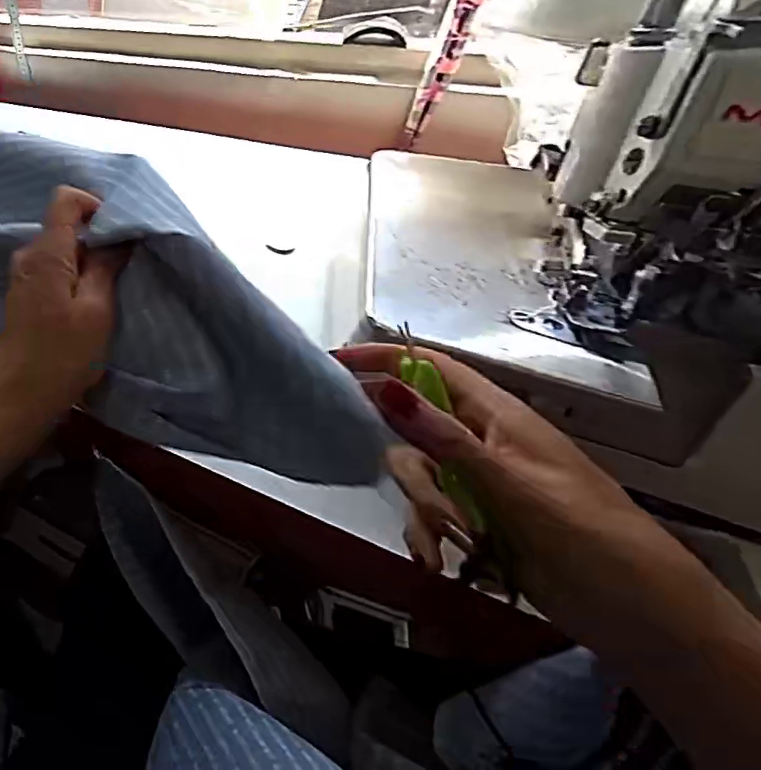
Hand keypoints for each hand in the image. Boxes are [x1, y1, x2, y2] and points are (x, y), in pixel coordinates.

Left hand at [0, 187, 127, 490]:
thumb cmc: (62, 354)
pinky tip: (93, 302)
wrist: (18, 395)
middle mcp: (27, 256)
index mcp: (45, 252)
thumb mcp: (96, 310)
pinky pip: (54, 269)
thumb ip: (105, 266)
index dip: (95, 206)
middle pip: (66, 226)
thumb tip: (117, 235)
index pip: (64, 200)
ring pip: (62, 250)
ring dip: (89, 261)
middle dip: (98, 239)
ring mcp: (22, 275)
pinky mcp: (24, 294)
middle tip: (128, 265)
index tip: (121, 231)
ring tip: (114, 288)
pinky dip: (76, 276)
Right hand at [335, 344, 719, 649]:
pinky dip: (425, 531)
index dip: (383, 358)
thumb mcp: (514, 486)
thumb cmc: (594, 540)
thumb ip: (444, 438)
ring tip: (456, 537)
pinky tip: (439, 556)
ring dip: (425, 506)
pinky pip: (421, 508)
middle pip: (409, 425)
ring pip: (412, 471)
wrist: (646, 622)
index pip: (431, 367)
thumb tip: (384, 387)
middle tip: (419, 488)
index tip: (333, 363)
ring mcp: (473, 479)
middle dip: (409, 462)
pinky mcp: (469, 514)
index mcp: (500, 418)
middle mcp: (480, 441)